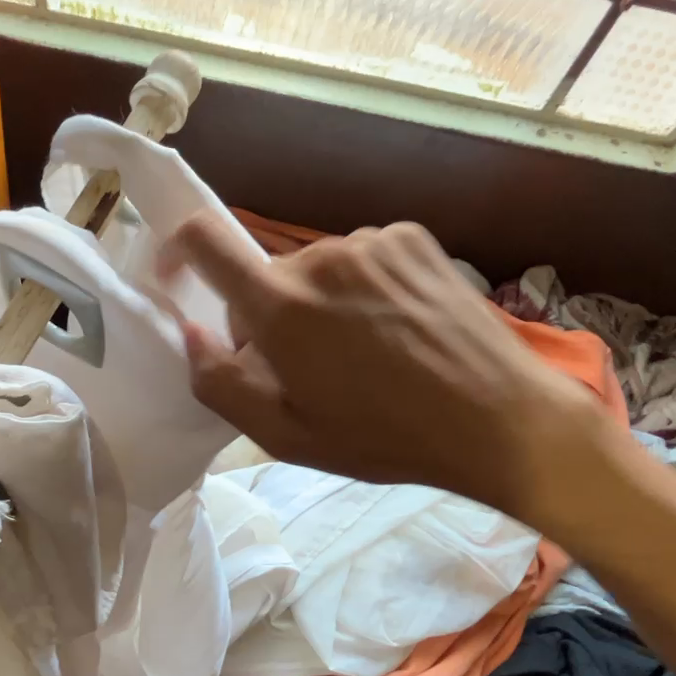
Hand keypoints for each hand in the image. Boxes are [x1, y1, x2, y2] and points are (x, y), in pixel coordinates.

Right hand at [157, 214, 610, 520]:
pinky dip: (361, 289)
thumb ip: (220, 383)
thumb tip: (192, 335)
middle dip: (270, 319)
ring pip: (316, 271)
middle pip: (268, 278)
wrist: (499, 418)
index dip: (176, 250)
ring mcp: (372, 242)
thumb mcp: (286, 436)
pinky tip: (395, 330)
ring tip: (363, 356)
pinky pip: (361, 260)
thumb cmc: (383, 437)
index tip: (177, 277)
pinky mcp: (413, 238)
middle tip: (307, 371)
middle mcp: (321, 256)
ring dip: (319, 305)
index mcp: (281, 305)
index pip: (204, 240)